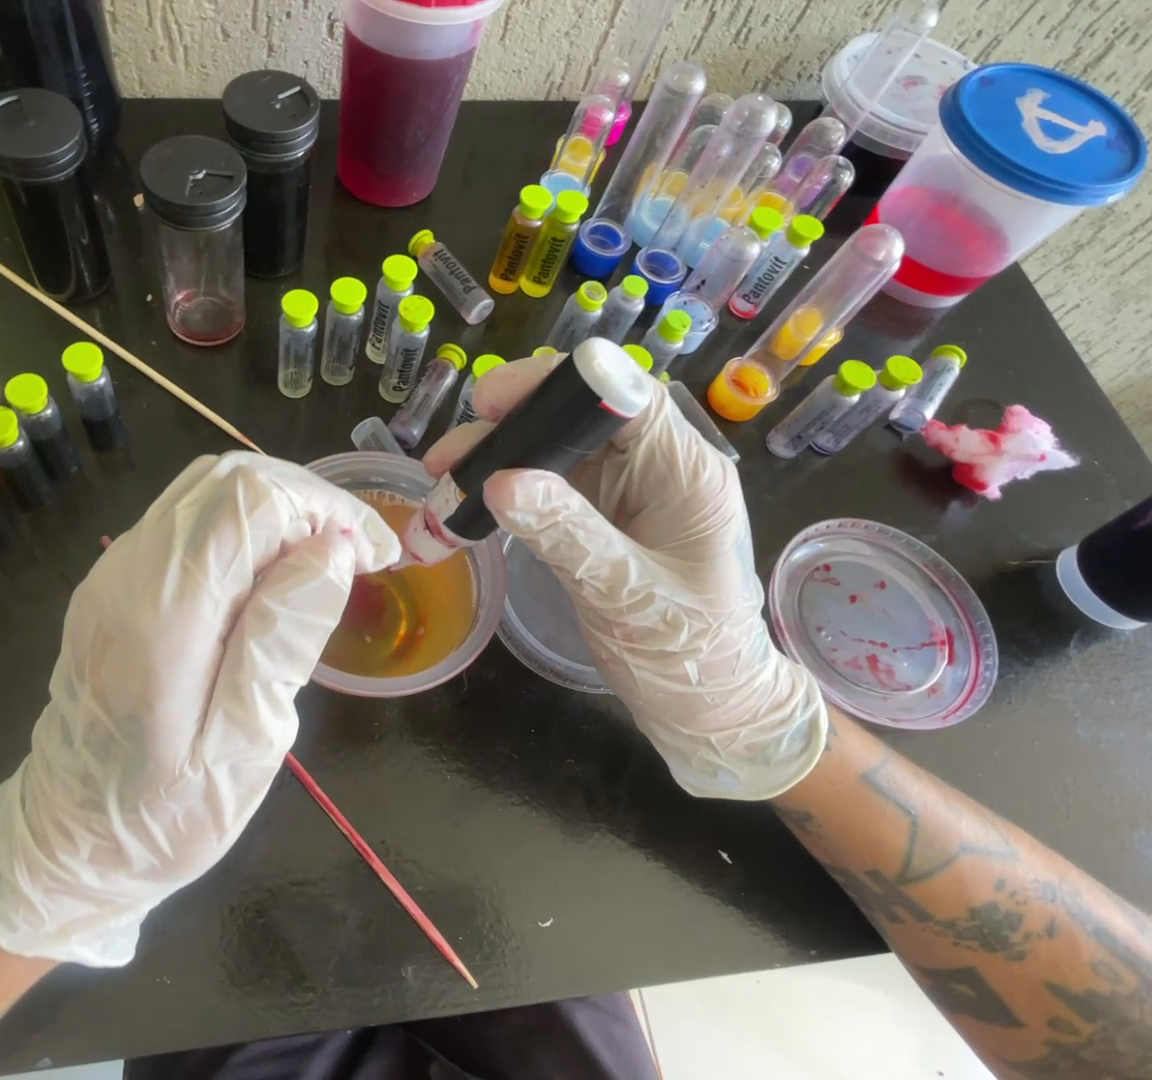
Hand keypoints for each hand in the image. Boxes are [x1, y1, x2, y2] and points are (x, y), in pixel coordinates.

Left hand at [0, 453, 398, 965]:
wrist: (67, 840)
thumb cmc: (165, 813)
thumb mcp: (246, 743)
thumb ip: (286, 636)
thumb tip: (333, 548)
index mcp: (164, 610)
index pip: (253, 499)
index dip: (328, 510)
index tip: (377, 558)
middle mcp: (130, 570)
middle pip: (229, 479)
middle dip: (309, 501)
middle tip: (360, 557)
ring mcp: (115, 571)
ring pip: (207, 490)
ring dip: (279, 508)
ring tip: (325, 562)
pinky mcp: (115, 583)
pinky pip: (187, 521)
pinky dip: (245, 526)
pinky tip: (273, 575)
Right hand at [423, 355, 825, 799]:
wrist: (710, 707)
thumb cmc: (689, 655)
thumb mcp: (626, 595)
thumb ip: (569, 535)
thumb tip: (499, 480)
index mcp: (684, 472)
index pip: (622, 393)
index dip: (555, 385)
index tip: (489, 404)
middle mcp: (656, 469)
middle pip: (576, 417)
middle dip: (508, 428)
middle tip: (445, 459)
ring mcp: (625, 494)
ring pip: (553, 451)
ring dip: (496, 460)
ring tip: (441, 484)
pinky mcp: (600, 520)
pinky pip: (547, 490)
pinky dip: (504, 494)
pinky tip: (466, 507)